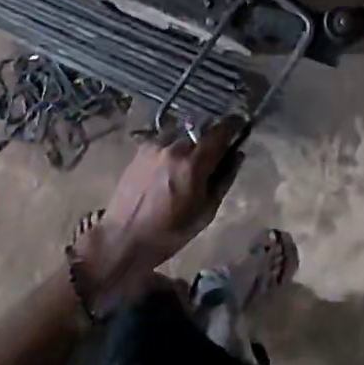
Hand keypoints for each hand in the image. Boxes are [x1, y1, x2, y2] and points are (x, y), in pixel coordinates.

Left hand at [74, 119, 243, 307]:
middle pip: (202, 126)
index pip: (221, 131)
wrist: (123, 239)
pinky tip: (173, 159)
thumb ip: (224, 179)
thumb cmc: (169, 233)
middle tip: (218, 145)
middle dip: (213, 132)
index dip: (234, 125)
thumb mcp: (206, 212)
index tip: (241, 125)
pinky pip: (166, 137)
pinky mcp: (142, 148)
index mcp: (194, 164)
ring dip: (193, 136)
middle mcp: (175, 147)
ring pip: (184, 129)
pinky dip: (175, 142)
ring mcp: (156, 145)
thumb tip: (237, 154)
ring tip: (193, 153)